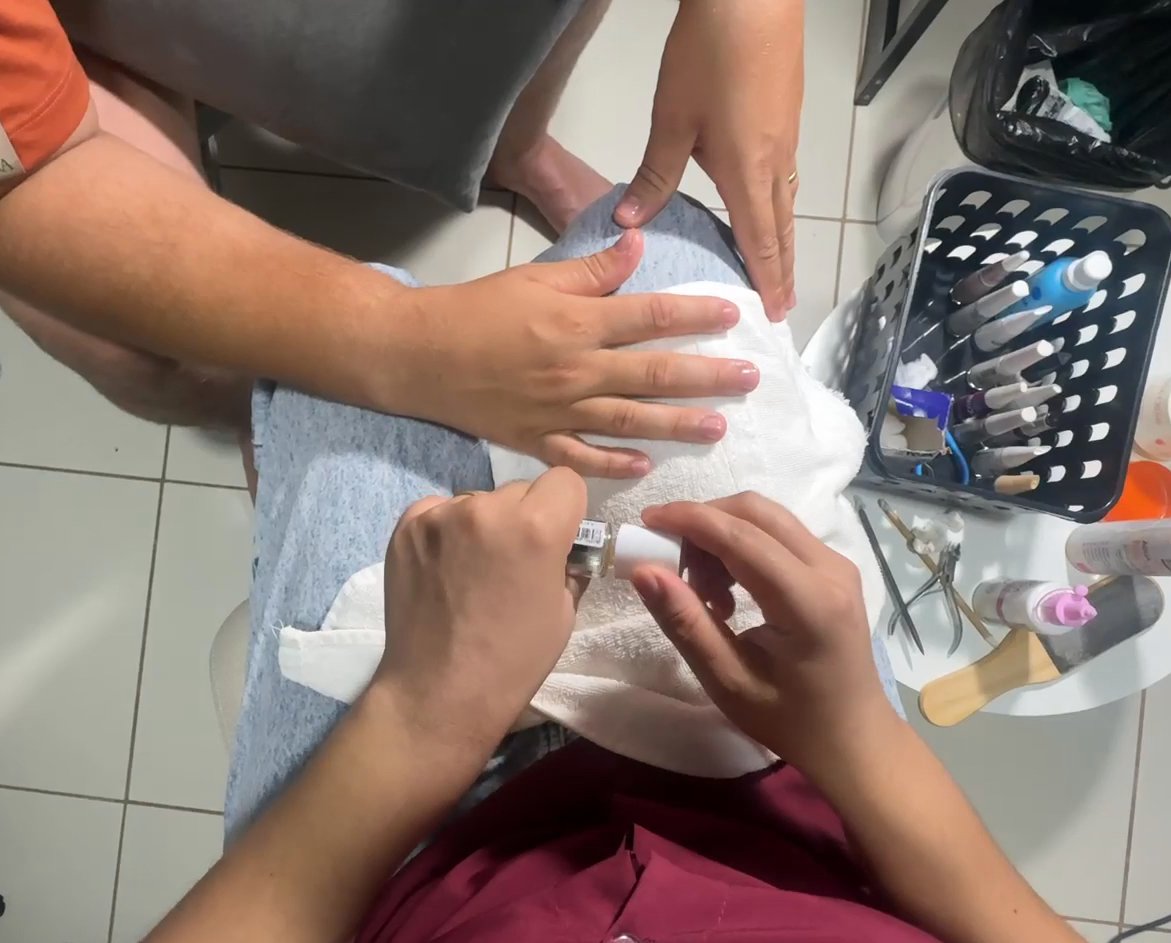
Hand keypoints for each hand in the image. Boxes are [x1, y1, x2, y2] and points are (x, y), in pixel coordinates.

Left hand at [373, 469, 589, 749]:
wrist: (438, 693)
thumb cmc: (512, 661)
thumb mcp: (564, 611)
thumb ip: (566, 562)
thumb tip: (565, 545)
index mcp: (536, 527)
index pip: (565, 480)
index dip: (566, 510)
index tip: (557, 538)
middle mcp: (486, 508)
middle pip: (520, 489)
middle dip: (524, 517)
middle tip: (513, 562)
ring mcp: (439, 515)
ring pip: (478, 501)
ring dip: (483, 524)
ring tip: (472, 571)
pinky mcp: (405, 527)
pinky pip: (440, 512)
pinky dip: (447, 531)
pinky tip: (444, 569)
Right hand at [394, 230, 759, 478]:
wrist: (421, 354)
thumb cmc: (476, 309)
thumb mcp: (534, 276)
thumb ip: (592, 270)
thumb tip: (639, 247)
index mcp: (578, 322)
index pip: (653, 317)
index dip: (697, 316)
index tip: (735, 317)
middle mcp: (577, 370)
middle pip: (655, 375)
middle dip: (707, 377)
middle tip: (748, 381)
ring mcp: (558, 412)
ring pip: (630, 421)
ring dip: (677, 425)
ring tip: (717, 428)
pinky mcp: (536, 441)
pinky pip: (581, 458)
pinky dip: (613, 465)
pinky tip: (645, 467)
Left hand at [616, 0, 804, 320]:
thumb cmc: (711, 54)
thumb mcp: (672, 121)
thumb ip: (654, 177)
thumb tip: (629, 224)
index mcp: (747, 174)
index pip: (760, 244)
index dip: (767, 282)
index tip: (774, 314)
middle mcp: (774, 165)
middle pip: (782, 231)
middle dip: (782, 272)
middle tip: (784, 306)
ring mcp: (786, 140)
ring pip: (787, 205)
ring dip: (783, 242)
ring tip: (778, 269)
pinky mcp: (786, 118)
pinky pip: (786, 180)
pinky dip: (780, 209)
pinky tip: (769, 210)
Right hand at [630, 493, 889, 768]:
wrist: (852, 738)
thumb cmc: (790, 719)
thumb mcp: (727, 680)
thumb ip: (685, 622)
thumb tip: (644, 570)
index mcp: (809, 602)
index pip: (740, 536)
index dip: (688, 519)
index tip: (645, 520)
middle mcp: (830, 569)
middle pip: (755, 512)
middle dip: (702, 522)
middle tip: (669, 560)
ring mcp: (837, 564)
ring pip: (766, 518)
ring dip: (720, 535)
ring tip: (700, 590)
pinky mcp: (833, 568)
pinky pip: (778, 535)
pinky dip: (740, 546)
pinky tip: (726, 592)